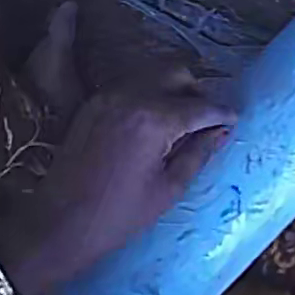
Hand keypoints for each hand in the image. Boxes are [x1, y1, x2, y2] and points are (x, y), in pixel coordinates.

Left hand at [0, 69, 235, 294]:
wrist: (59, 221)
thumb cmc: (119, 215)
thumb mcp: (169, 188)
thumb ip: (199, 152)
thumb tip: (222, 131)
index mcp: (154, 120)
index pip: (201, 105)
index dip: (223, 112)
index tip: (234, 119)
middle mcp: (132, 96)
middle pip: (177, 73)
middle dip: (197, 92)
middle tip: (207, 119)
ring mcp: (109, 95)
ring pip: (153, 73)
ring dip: (173, 88)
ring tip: (182, 118)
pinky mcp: (94, 102)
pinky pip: (131, 83)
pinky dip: (149, 92)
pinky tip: (154, 119)